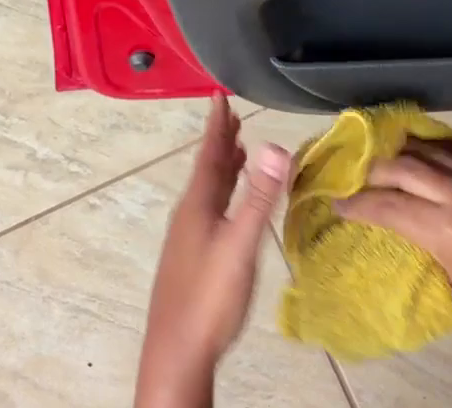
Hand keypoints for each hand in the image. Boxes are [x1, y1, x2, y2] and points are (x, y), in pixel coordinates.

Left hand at [137, 95, 291, 407]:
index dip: (217, 125)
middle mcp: (189, 216)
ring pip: (207, 191)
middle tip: (232, 116)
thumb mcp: (240, 244)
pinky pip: (209, 210)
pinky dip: (222, 194)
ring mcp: (187, 239)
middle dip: (220, 142)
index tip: (218, 96)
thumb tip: (275, 145)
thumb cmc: (209, 298)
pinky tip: (229, 208)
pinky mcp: (192, 259)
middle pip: (207, 170)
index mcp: (198, 205)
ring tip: (236, 152)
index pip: (210, 154)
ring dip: (222, 168)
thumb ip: (259, 197)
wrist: (176, 355)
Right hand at [337, 138, 451, 333]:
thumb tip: (387, 216)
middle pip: (403, 167)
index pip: (389, 205)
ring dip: (398, 154)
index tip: (338, 203)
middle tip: (358, 181)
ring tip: (381, 163)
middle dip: (374, 173)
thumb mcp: (447, 275)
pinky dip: (428, 149)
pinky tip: (416, 154)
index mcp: (447, 229)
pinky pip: (450, 149)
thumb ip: (417, 238)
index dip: (358, 203)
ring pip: (425, 150)